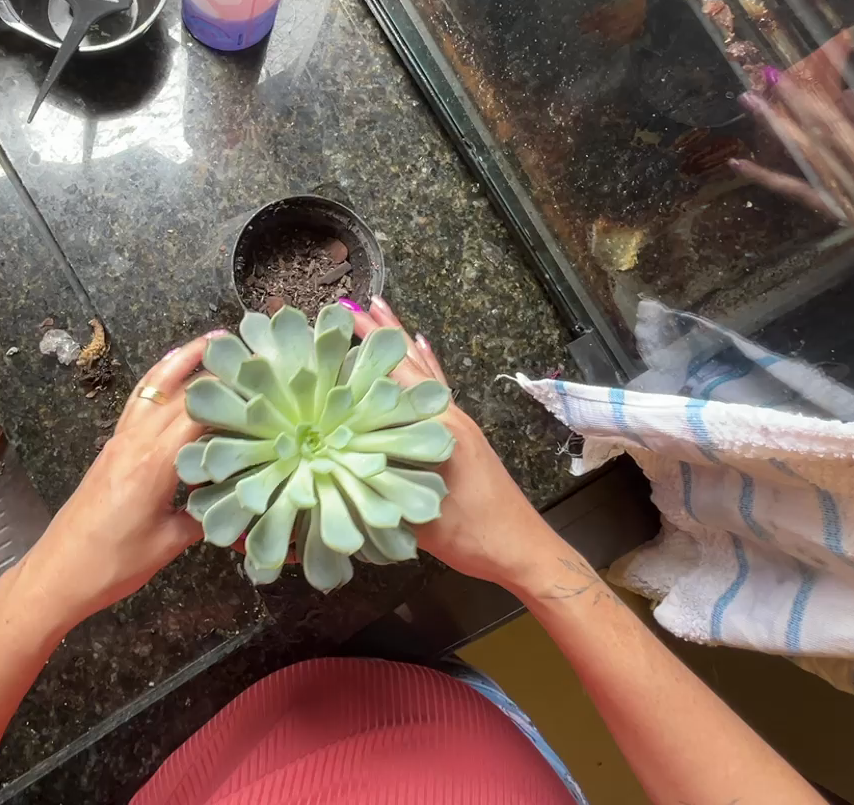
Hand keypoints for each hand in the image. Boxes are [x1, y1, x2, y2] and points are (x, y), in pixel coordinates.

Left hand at [11, 334, 215, 631]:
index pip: (195, 411)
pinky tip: (172, 377)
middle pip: (175, 390)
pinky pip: (138, 402)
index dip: (227, 392)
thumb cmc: (113, 563)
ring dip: (178, 362)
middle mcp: (135, 440)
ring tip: (208, 342)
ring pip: (151, 388)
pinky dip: (158, 381)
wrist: (58, 573)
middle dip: (208, 365)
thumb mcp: (169, 545)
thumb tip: (237, 501)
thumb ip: (205, 516)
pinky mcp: (112, 448)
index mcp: (153, 462)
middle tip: (243, 348)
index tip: (258, 377)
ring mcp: (120, 440)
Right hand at [341, 297, 564, 587]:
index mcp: (436, 427)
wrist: (523, 551)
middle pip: (409, 362)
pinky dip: (425, 362)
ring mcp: (458, 421)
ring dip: (400, 340)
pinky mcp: (463, 433)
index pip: (396, 373)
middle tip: (354, 302)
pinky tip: (421, 347)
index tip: (343, 315)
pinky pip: (437, 386)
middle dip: (381, 330)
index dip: (370, 342)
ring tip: (380, 310)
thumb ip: (376, 486)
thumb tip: (330, 463)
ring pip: (423, 370)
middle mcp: (448, 414)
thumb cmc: (473, 534)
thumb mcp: (416, 516)